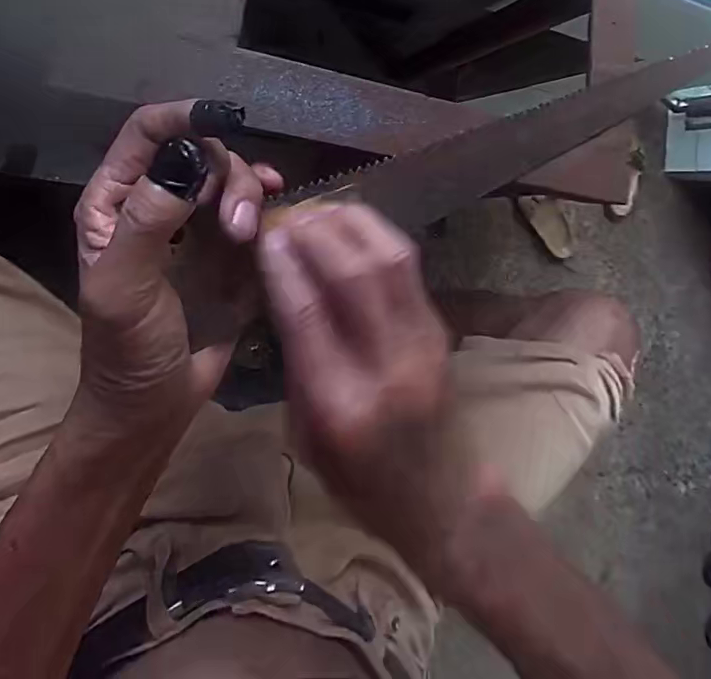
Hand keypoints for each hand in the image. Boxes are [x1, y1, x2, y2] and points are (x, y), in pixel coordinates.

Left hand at [72, 101, 283, 426]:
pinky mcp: (228, 249)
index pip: (146, 133)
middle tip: (237, 224)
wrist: (154, 407)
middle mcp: (157, 202)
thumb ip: (149, 220)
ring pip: (230, 177)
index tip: (221, 120)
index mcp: (116, 202)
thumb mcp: (124, 287)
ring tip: (249, 234)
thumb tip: (187, 157)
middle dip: (226, 174)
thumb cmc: (125, 351)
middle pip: (200, 152)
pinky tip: (279, 212)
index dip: (181, 117)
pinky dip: (269, 204)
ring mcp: (195, 225)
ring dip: (249, 193)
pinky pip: (254, 209)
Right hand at [258, 204, 482, 578]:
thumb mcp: (307, 434)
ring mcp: (423, 341)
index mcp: (341, 404)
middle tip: (286, 215)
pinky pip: (407, 264)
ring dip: (348, 224)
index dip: (282, 264)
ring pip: (388, 259)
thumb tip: (281, 289)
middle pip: (353, 275)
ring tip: (317, 209)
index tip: (264, 234)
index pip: (307, 314)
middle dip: (314, 234)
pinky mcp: (440, 327)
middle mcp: (389, 365)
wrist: (446, 501)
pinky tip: (350, 222)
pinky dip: (374, 233)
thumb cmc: (362, 482)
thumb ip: (296, 362)